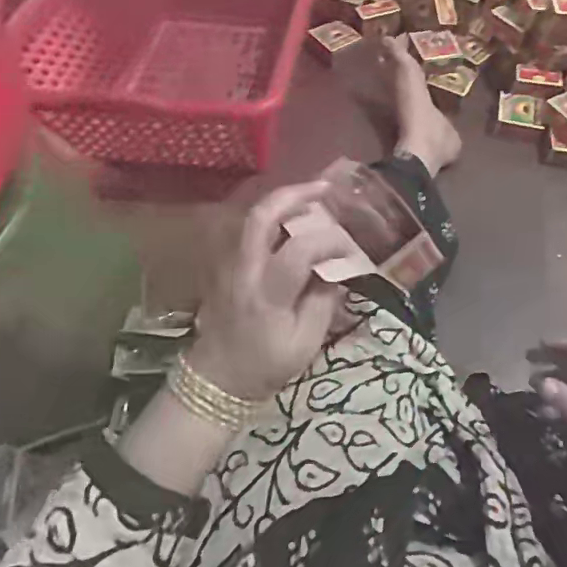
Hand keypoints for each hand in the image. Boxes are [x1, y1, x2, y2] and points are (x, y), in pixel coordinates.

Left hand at [184, 181, 360, 401]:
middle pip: (262, 217)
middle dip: (294, 194)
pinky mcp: (225, 265)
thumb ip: (323, 302)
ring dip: (282, 201)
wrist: (217, 378)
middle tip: (324, 188)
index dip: (328, 241)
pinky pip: (248, 230)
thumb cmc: (266, 364)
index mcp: (268, 294)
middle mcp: (245, 270)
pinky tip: (291, 219)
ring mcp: (229, 264)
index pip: (297, 251)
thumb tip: (337, 270)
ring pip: (252, 218)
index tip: (349, 247)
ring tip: (311, 197)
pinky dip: (272, 216)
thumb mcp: (305, 343)